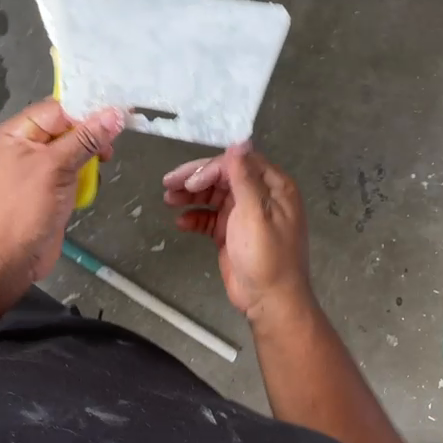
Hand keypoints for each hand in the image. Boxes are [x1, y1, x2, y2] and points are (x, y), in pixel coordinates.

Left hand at [0, 99, 122, 286]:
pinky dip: (85, 175)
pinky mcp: (50, 189)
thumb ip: (86, 138)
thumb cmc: (26, 208)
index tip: (119, 115)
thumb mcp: (56, 167)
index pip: (58, 108)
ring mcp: (38, 168)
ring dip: (89, 157)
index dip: (86, 111)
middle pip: (67, 127)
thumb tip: (116, 113)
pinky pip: (73, 171)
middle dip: (91, 134)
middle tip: (111, 147)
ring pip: (74, 149)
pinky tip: (91, 184)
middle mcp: (27, 145)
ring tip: (104, 164)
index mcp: (18, 132)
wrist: (9, 259)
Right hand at [163, 145, 313, 322]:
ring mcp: (245, 215)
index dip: (211, 168)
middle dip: (195, 179)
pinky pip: (210, 218)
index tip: (188, 182)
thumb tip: (239, 142)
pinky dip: (195, 217)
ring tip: (168, 200)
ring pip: (214, 196)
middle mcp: (260, 196)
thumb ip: (244, 177)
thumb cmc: (266, 256)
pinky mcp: (232, 233)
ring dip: (191, 196)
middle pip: (223, 177)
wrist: (270, 300)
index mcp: (273, 187)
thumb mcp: (254, 213)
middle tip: (168, 185)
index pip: (238, 163)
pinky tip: (181, 223)